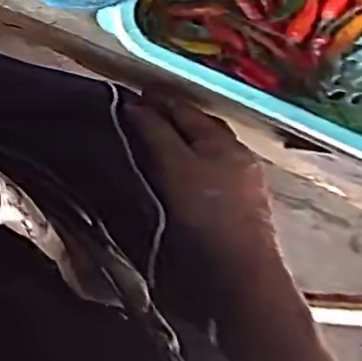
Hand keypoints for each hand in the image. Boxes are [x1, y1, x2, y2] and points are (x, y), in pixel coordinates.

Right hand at [126, 97, 282, 275]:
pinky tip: (159, 166)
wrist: (236, 269)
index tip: (124, 92)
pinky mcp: (230, 204)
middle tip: (128, 112)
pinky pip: (198, 167)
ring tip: (138, 137)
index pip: (185, 109)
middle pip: (195, 127)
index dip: (156, 98)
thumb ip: (153, 130)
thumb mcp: (173, 162)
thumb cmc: (204, 208)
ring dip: (170, 138)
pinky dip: (177, 158)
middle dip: (164, 116)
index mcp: (225, 143)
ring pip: (196, 148)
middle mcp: (236, 157)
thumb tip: (132, 103)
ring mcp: (237, 182)